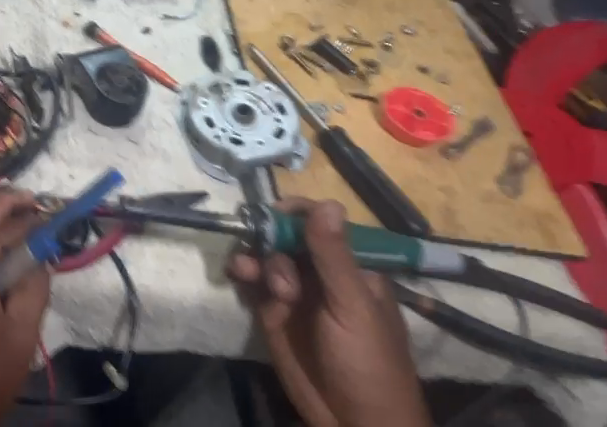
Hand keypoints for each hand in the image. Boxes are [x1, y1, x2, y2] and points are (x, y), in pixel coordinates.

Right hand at [227, 199, 430, 426]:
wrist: (353, 423)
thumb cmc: (368, 363)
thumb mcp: (352, 307)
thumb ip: (334, 257)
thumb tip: (329, 202)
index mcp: (352, 267)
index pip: (321, 223)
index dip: (297, 213)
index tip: (274, 214)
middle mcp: (321, 272)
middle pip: (286, 234)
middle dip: (271, 240)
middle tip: (269, 260)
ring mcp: (295, 290)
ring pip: (266, 253)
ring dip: (256, 257)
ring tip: (251, 275)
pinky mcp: (272, 309)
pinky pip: (251, 278)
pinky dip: (241, 269)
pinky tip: (238, 274)